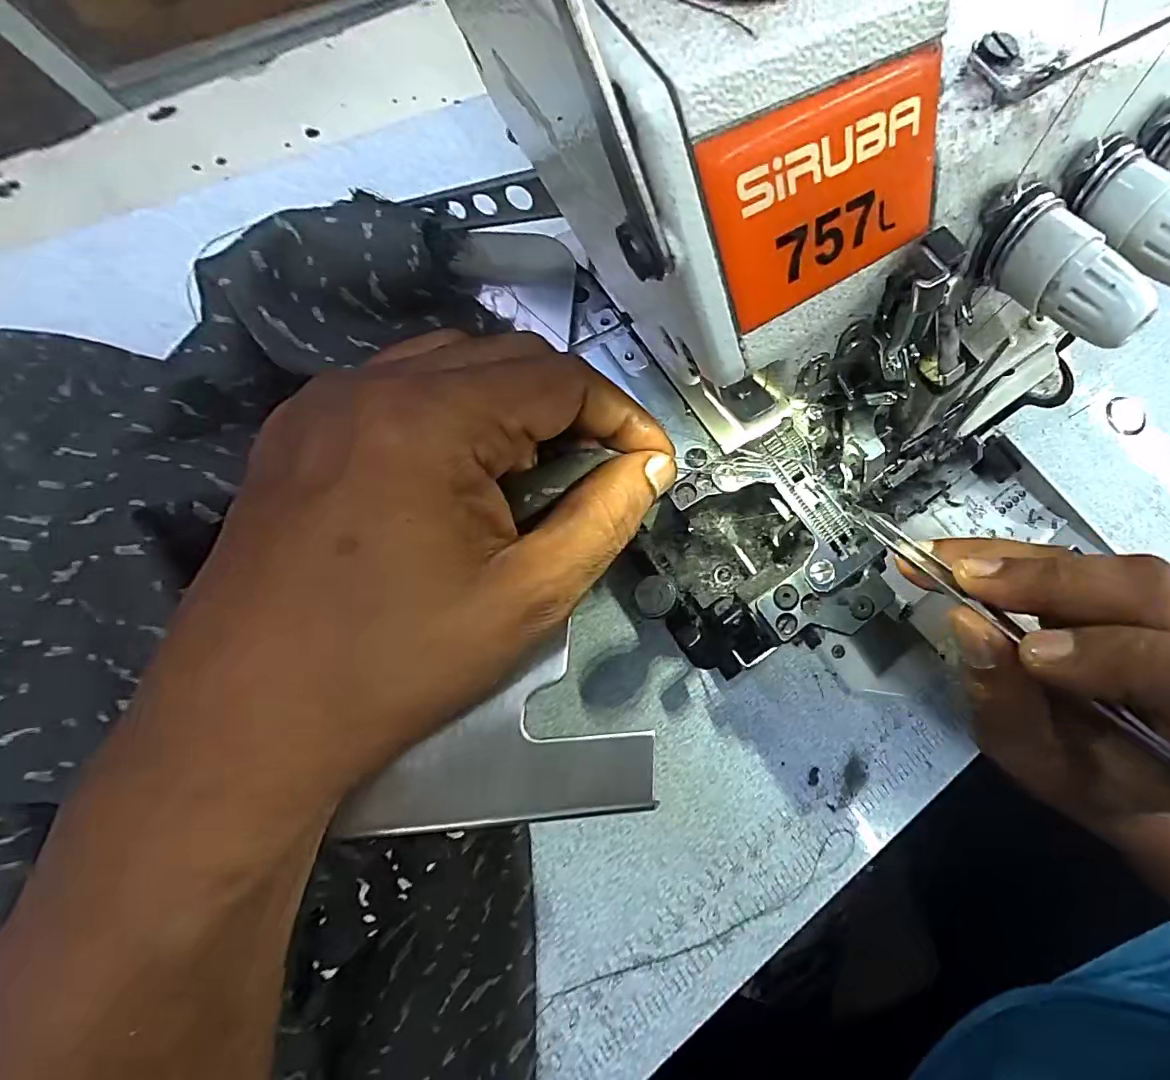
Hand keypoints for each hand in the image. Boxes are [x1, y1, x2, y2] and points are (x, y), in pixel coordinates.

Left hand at [122, 330, 674, 817]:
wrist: (246, 725)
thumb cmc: (404, 659)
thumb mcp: (536, 590)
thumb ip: (608, 513)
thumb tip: (652, 464)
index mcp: (428, 420)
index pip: (561, 379)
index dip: (626, 416)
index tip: (655, 466)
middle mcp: (369, 388)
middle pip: (511, 356)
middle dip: (580, 405)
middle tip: (610, 469)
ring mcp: (323, 407)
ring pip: (458, 362)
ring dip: (524, 403)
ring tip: (548, 470)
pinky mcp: (300, 436)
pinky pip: (407, 388)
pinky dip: (467, 411)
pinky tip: (479, 472)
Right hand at [911, 539, 1169, 837]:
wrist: (1122, 767)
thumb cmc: (1094, 781)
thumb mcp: (1045, 768)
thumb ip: (1011, 706)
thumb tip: (968, 623)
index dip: (1116, 654)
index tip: (1030, 653)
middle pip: (1148, 591)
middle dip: (1055, 584)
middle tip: (970, 583)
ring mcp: (1168, 607)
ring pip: (1107, 565)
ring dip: (1024, 563)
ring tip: (947, 566)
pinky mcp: (1123, 583)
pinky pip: (1075, 560)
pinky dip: (1012, 558)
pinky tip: (957, 559)